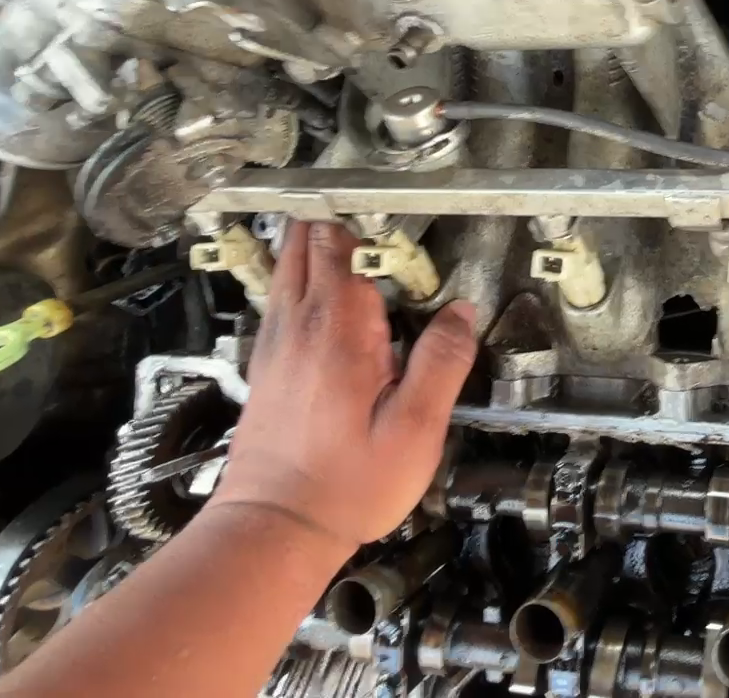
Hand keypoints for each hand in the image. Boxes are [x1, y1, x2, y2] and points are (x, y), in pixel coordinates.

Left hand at [212, 221, 477, 548]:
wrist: (272, 530)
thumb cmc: (346, 484)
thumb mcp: (416, 428)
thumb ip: (442, 362)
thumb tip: (462, 311)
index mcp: (340, 332)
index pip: (344, 249)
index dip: (366, 222)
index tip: (391, 206)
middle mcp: (299, 328)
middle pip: (305, 246)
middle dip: (331, 216)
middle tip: (363, 199)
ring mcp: (276, 345)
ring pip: (285, 267)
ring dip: (308, 238)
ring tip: (338, 217)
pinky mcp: (266, 366)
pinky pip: (280, 297)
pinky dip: (295, 272)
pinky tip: (314, 278)